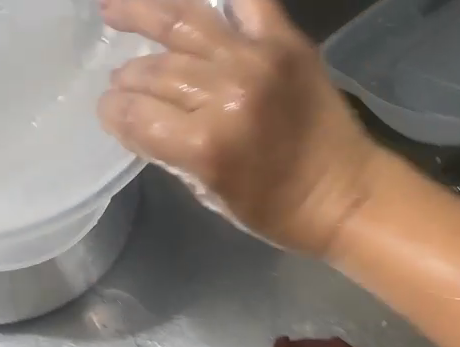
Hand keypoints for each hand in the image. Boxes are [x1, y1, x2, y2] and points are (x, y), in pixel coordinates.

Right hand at [98, 0, 389, 255]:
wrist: (347, 196)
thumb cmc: (281, 213)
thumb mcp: (216, 197)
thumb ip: (174, 155)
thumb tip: (139, 121)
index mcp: (205, 146)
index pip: (134, 114)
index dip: (114, 113)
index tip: (112, 113)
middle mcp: (224, 94)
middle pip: (155, 71)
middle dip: (129, 77)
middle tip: (123, 80)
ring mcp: (255, 60)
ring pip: (182, 24)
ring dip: (142, 14)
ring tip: (114, 10)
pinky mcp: (284, 41)